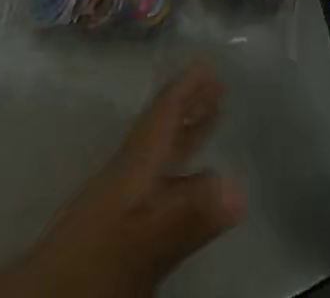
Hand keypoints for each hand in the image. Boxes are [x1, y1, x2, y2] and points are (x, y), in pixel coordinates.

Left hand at [0, 63, 246, 297]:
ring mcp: (118, 203)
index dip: (185, 90)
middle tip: (216, 85)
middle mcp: (126, 177)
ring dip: (184, 137)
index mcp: (132, 167)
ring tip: (211, 119)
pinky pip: (156, 184)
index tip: (206, 63)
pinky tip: (192, 185)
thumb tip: (240, 190)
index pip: (162, 117)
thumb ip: (189, 217)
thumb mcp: (143, 244)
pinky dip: (179, 173)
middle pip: (161, 132)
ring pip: (157, 159)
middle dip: (189, 108)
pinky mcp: (115, 228)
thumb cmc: (90, 266)